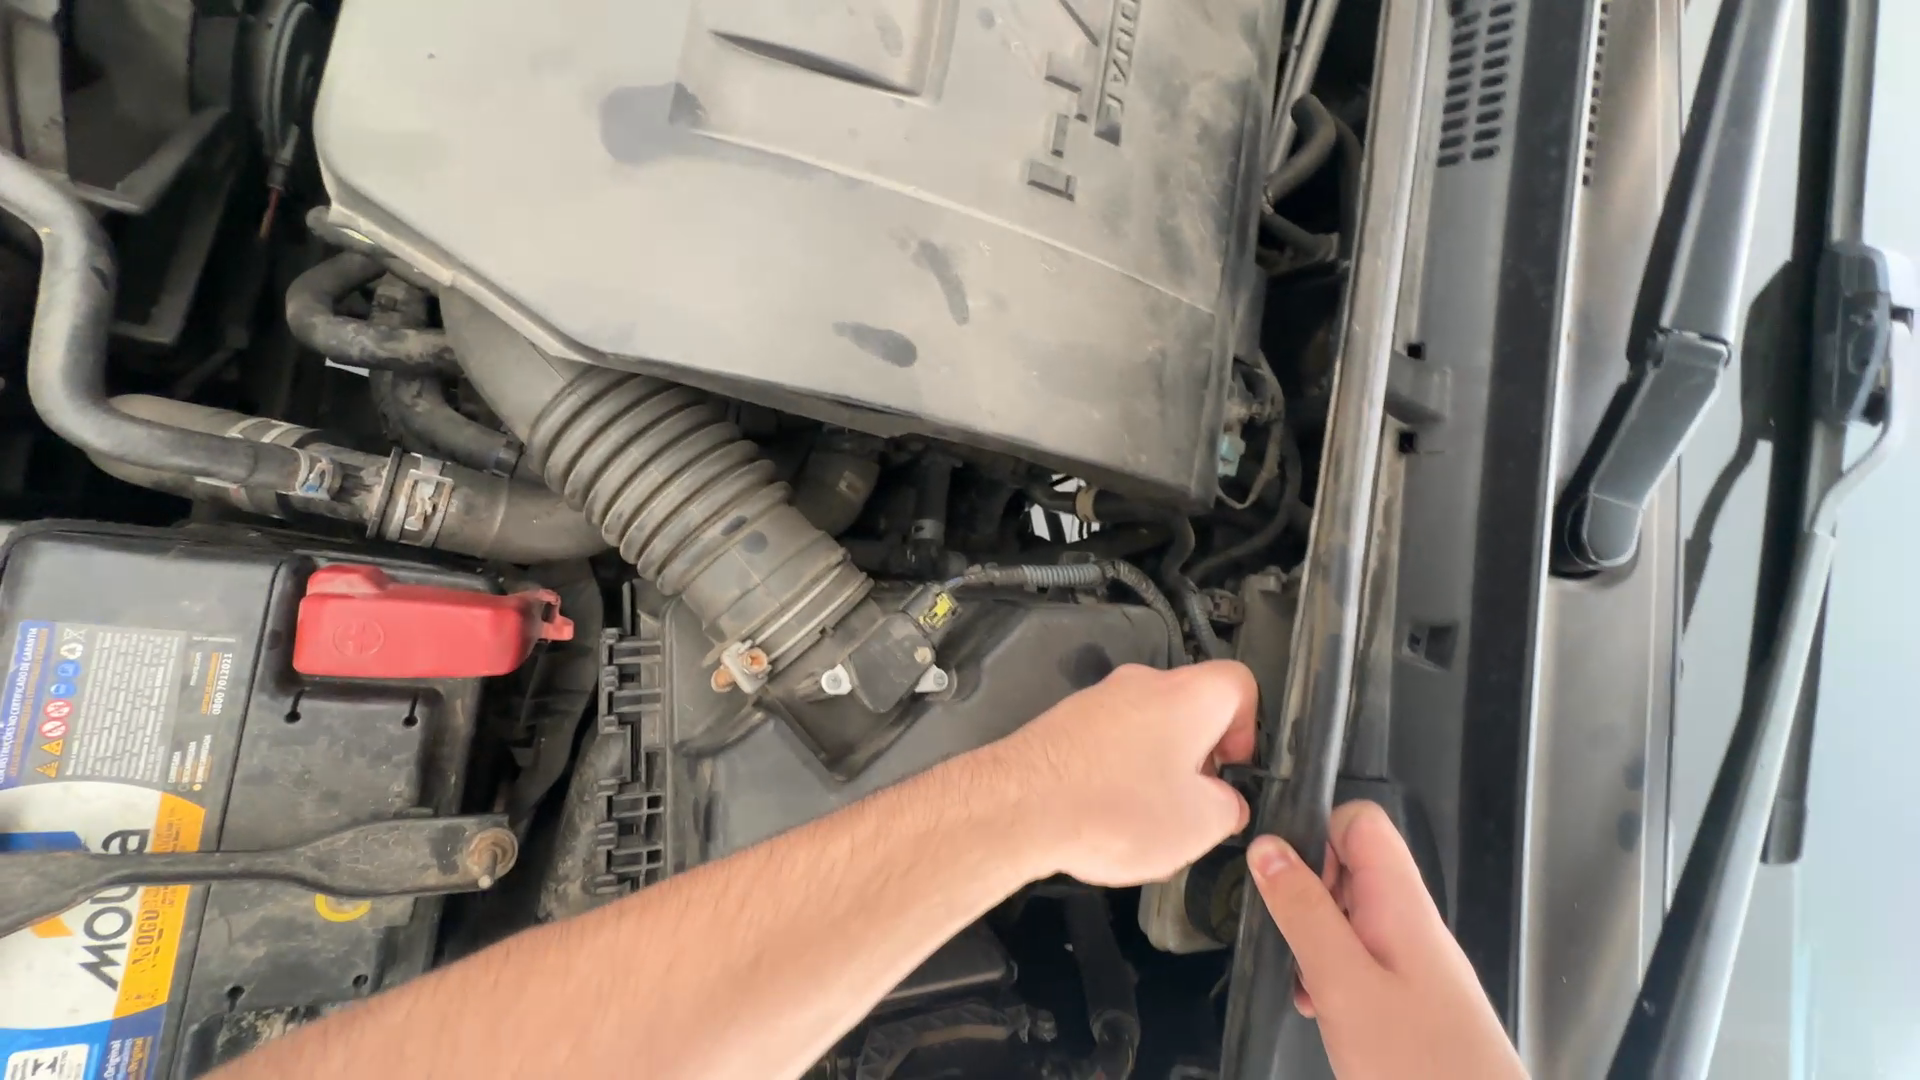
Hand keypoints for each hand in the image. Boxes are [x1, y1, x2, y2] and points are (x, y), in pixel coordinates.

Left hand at [983, 661, 1257, 886]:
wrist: (1020, 805)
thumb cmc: (1117, 808)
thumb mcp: (1201, 825)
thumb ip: (1229, 807)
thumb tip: (1223, 800)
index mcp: (1186, 695)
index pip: (1240, 683)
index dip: (1248, 728)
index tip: (1231, 770)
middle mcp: (1141, 683)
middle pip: (1191, 707)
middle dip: (1200, 754)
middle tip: (1192, 803)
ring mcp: (1098, 698)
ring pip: (1148, 725)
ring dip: (1157, 764)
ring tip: (1144, 815)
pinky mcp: (1065, 720)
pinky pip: (1109, 738)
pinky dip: (1116, 769)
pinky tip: (1104, 810)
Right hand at [1247, 801, 1525, 1078]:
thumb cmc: (1414, 1063)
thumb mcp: (1342, 982)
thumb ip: (1302, 909)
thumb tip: (1267, 845)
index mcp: (1401, 902)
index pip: (1359, 821)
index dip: (1318, 834)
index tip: (1291, 880)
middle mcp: (1411, 922)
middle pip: (1348, 867)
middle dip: (1307, 895)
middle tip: (1294, 941)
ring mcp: (1415, 962)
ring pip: (1348, 916)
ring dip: (1314, 940)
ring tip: (1306, 984)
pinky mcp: (1413, 998)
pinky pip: (1360, 957)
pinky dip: (1331, 972)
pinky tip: (1322, 1008)